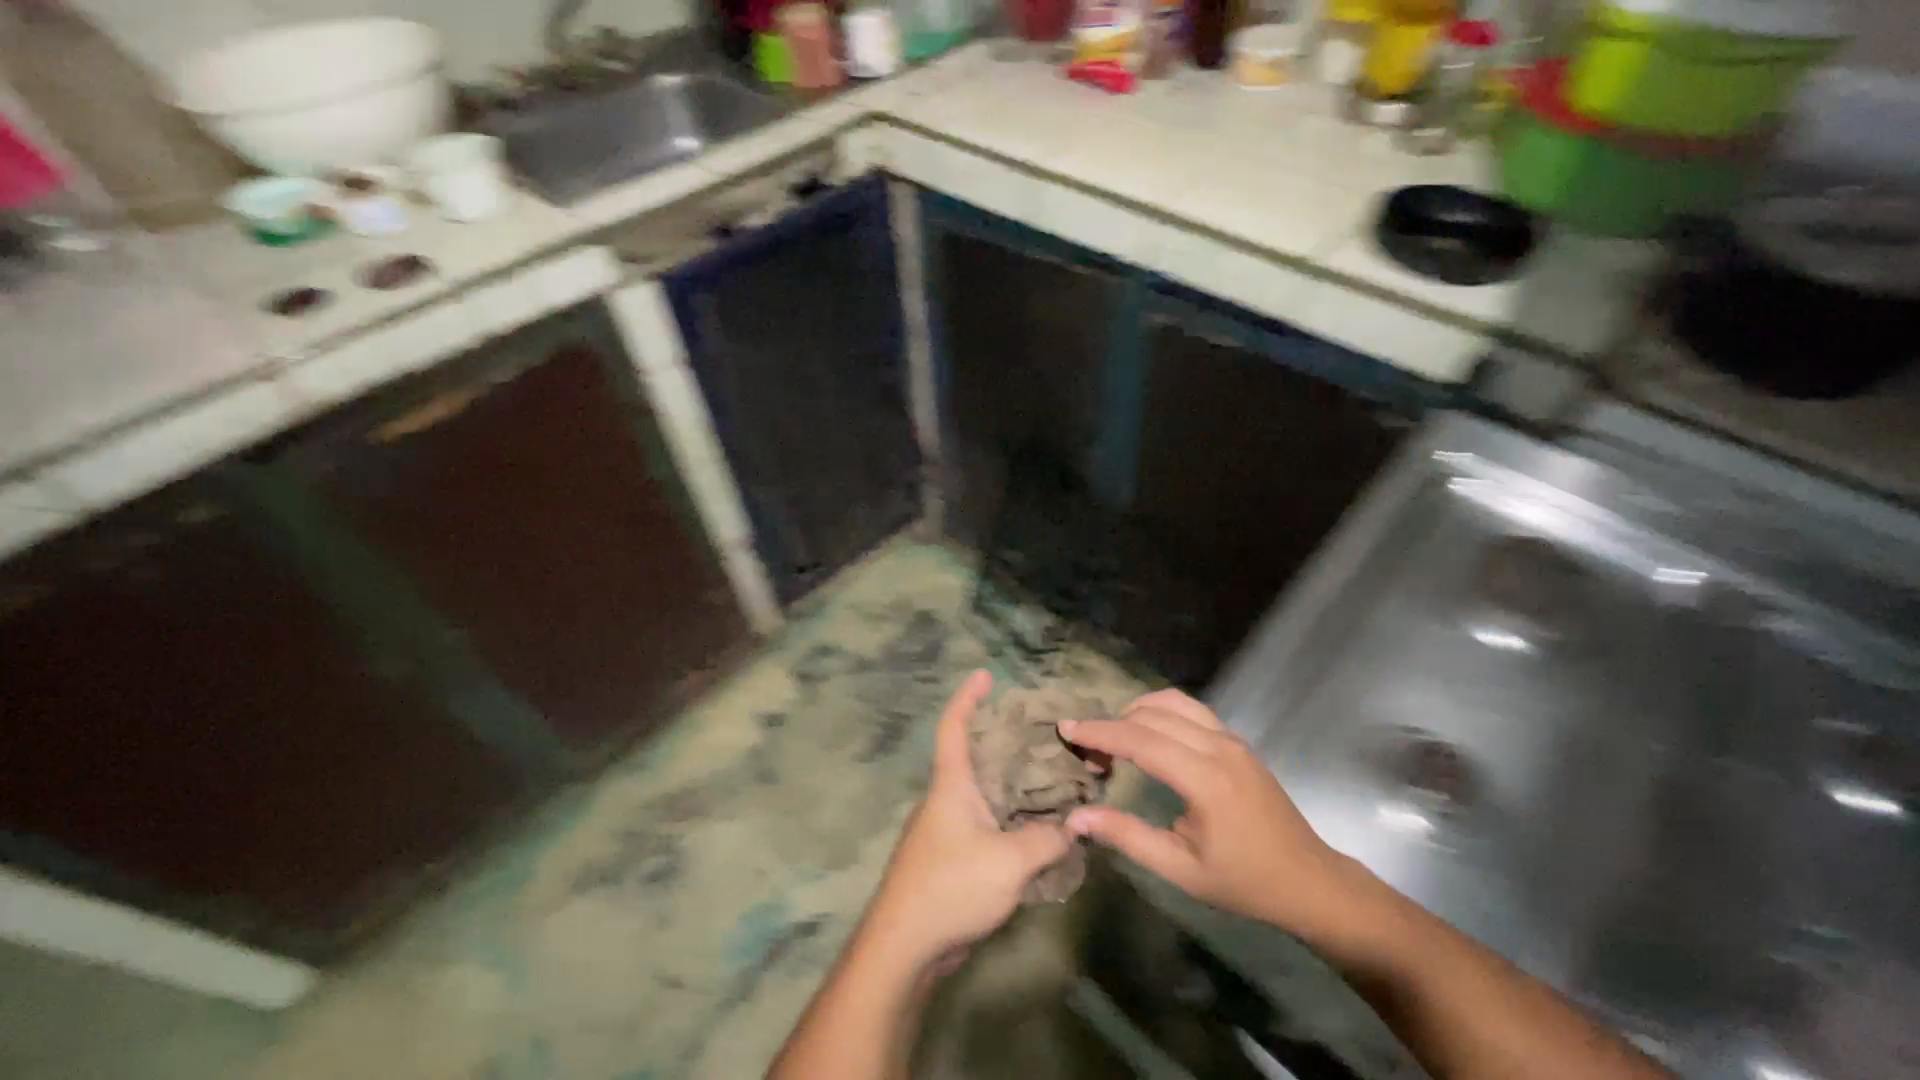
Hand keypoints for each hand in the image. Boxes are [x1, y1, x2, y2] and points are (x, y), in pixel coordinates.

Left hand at [863, 670, 1071, 972]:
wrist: (905, 945)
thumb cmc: (950, 887)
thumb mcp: (1009, 861)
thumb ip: (1046, 840)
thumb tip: (1074, 827)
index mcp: (951, 786)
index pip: (954, 728)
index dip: (967, 698)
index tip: (985, 675)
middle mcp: (946, 801)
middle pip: (977, 760)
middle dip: (1009, 745)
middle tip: (1048, 737)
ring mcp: (947, 832)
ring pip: (986, 797)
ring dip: (1016, 788)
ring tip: (1056, 783)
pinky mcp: (953, 861)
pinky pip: (988, 828)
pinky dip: (1013, 823)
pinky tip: (1041, 834)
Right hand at [1060, 689, 1359, 934]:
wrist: (1307, 881)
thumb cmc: (1243, 882)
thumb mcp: (1180, 870)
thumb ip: (1127, 837)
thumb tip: (1076, 818)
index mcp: (1206, 780)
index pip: (1141, 740)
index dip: (1100, 732)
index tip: (1066, 731)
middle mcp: (1220, 748)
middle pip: (1153, 715)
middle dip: (1111, 723)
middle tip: (1082, 746)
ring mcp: (1232, 740)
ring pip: (1174, 703)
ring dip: (1136, 711)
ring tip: (1111, 737)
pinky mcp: (1238, 742)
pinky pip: (1192, 711)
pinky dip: (1160, 712)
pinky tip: (1145, 734)